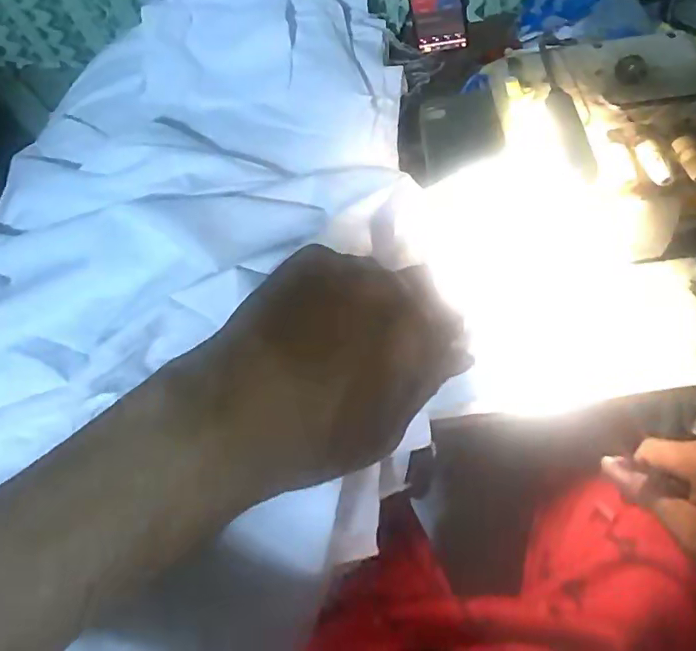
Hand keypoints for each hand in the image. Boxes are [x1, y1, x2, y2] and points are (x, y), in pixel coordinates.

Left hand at [182, 245, 470, 495]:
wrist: (235, 413)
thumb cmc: (317, 437)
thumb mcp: (385, 427)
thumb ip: (427, 380)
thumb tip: (460, 349)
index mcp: (415, 330)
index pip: (450, 317)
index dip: (444, 332)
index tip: (434, 345)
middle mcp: (389, 287)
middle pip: (419, 284)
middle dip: (414, 306)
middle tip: (387, 336)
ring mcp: (348, 267)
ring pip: (377, 272)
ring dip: (375, 292)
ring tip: (348, 321)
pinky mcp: (310, 259)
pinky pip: (339, 265)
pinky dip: (338, 284)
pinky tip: (316, 311)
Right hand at [603, 438, 695, 648]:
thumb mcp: (687, 531)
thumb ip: (646, 493)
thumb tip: (607, 463)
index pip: (648, 448)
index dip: (635, 473)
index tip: (635, 505)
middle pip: (668, 453)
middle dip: (656, 480)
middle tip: (658, 517)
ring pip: (685, 463)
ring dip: (675, 487)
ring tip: (679, 520)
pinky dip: (695, 490)